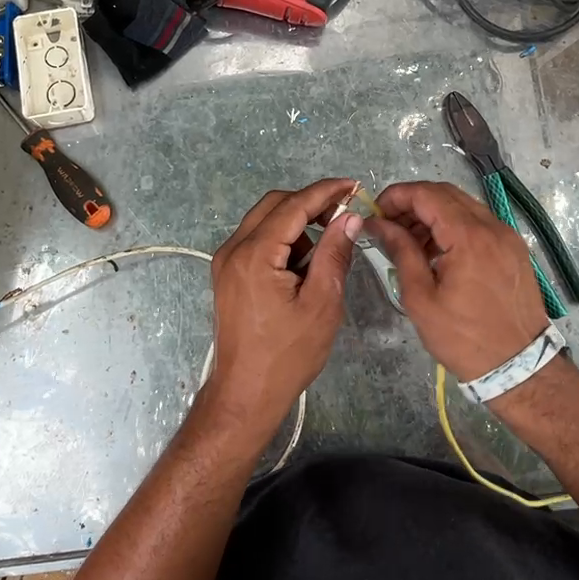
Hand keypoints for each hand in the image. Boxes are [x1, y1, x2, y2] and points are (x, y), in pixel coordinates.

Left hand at [200, 179, 357, 437]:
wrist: (245, 393)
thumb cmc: (287, 354)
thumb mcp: (321, 304)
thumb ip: (333, 254)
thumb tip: (348, 217)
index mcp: (255, 254)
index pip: (292, 205)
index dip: (324, 192)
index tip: (353, 185)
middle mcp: (233, 249)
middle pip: (273, 205)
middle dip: (309, 205)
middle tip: (342, 216)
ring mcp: (225, 261)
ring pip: (264, 221)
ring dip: (295, 226)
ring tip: (322, 258)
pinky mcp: (226, 274)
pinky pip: (256, 241)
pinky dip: (281, 242)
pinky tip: (302, 269)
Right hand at [365, 181, 549, 381]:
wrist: (521, 368)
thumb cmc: (464, 338)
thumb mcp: (421, 298)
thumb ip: (401, 252)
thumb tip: (378, 223)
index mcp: (468, 237)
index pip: (426, 194)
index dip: (395, 196)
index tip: (375, 213)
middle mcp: (492, 227)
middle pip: (445, 193)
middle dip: (412, 202)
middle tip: (388, 225)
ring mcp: (507, 236)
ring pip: (462, 205)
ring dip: (432, 214)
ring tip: (409, 242)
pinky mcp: (513, 249)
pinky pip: (478, 223)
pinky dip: (453, 226)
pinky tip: (437, 252)